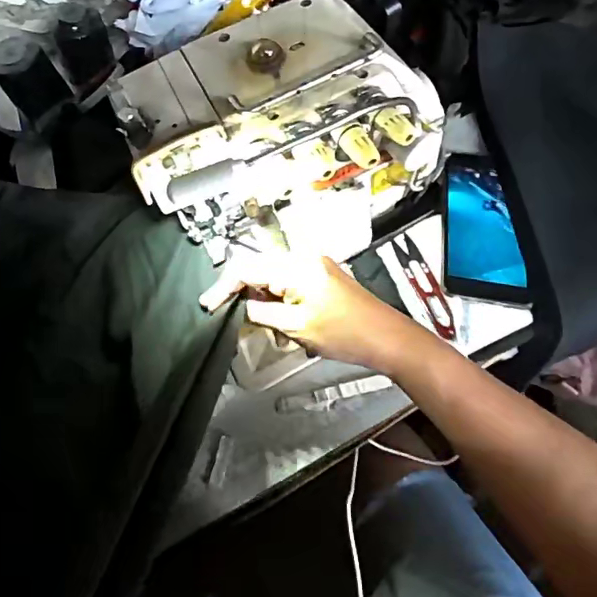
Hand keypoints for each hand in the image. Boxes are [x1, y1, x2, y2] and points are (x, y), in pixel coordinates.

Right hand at [200, 250, 438, 375]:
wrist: (388, 338)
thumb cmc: (346, 333)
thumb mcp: (296, 327)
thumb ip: (262, 313)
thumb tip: (240, 306)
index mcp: (296, 265)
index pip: (247, 268)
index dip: (224, 287)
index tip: (208, 306)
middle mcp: (303, 258)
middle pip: (258, 269)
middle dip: (242, 295)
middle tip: (230, 318)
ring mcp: (313, 266)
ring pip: (271, 278)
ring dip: (263, 302)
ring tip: (270, 329)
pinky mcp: (319, 277)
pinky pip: (287, 283)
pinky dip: (278, 302)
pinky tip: (284, 324)